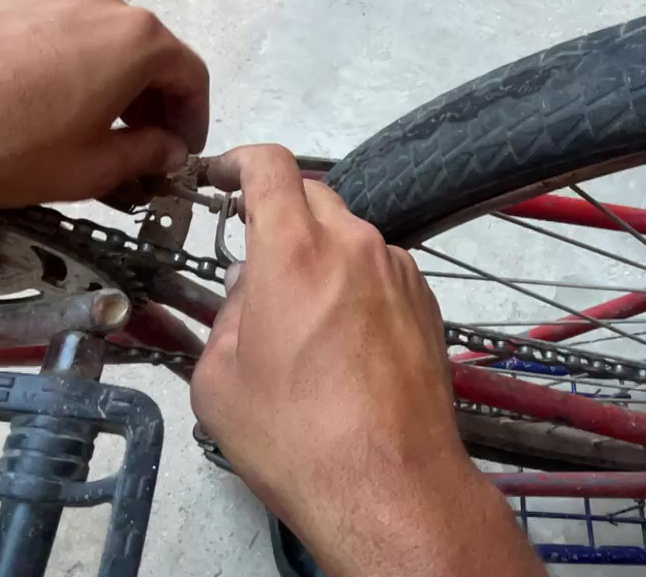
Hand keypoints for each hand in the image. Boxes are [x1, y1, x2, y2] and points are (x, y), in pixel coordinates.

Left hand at [0, 0, 208, 207]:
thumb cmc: (0, 147)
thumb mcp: (87, 169)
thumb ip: (147, 156)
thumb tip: (170, 150)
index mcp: (138, 39)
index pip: (191, 76)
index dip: (194, 119)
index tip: (180, 154)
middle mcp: (106, 1)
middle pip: (152, 53)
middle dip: (155, 102)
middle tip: (140, 148)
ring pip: (109, 40)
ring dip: (117, 82)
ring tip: (92, 125)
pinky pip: (68, 29)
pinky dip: (78, 62)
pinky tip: (48, 98)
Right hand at [190, 146, 543, 576]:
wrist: (392, 485)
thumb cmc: (298, 438)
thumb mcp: (221, 382)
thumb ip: (227, 315)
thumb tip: (247, 288)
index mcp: (294, 252)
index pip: (271, 167)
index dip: (241, 160)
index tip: (223, 173)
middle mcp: (352, 244)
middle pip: (310, 193)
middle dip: (278, 212)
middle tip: (257, 257)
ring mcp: (396, 267)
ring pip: (347, 232)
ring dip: (319, 250)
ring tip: (304, 313)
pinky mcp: (424, 296)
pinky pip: (379, 265)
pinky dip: (354, 278)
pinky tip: (346, 335)